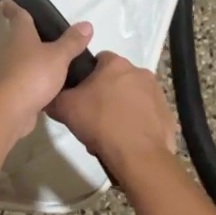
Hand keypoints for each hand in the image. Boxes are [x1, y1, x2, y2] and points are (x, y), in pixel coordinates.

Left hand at [0, 0, 93, 132]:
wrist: (9, 109)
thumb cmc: (32, 74)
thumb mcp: (58, 56)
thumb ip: (72, 42)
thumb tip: (86, 24)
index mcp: (21, 36)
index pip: (18, 17)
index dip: (14, 8)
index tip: (6, 1)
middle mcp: (12, 51)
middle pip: (19, 39)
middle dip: (28, 35)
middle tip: (44, 33)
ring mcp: (10, 72)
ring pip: (23, 61)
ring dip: (34, 59)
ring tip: (54, 60)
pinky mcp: (14, 92)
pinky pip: (28, 81)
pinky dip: (37, 81)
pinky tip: (51, 86)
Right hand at [47, 52, 179, 177]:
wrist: (138, 155)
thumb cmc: (100, 122)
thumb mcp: (65, 108)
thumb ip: (55, 97)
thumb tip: (48, 97)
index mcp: (116, 64)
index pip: (98, 59)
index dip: (87, 75)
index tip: (81, 92)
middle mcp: (140, 72)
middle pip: (117, 78)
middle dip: (106, 92)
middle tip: (92, 114)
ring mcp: (157, 94)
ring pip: (133, 96)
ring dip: (122, 107)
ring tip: (109, 131)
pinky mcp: (167, 115)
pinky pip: (147, 115)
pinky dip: (137, 123)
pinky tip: (126, 140)